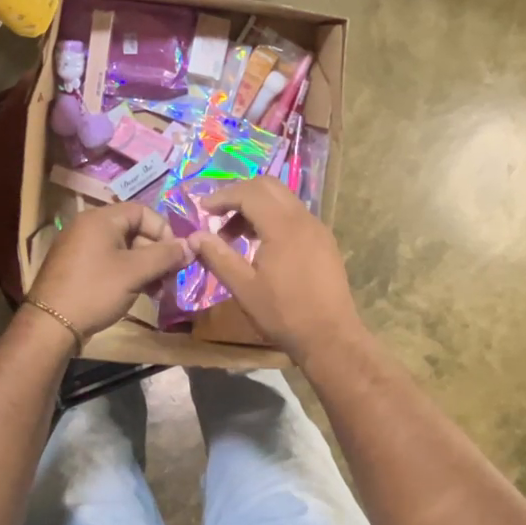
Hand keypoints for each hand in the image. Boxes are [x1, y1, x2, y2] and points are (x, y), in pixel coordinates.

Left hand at [29, 203, 193, 339]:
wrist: (50, 325)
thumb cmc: (95, 290)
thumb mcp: (135, 272)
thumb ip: (165, 256)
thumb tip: (191, 246)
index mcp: (100, 219)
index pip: (142, 211)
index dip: (164, 230)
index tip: (175, 256)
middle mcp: (88, 227)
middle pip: (134, 230)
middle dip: (156, 253)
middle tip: (169, 278)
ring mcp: (80, 248)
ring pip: (124, 249)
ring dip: (145, 267)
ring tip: (157, 291)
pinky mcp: (77, 268)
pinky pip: (110, 262)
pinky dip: (128, 274)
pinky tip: (139, 293)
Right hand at [185, 177, 364, 362]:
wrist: (331, 337)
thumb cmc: (284, 314)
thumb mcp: (244, 288)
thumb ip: (218, 257)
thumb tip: (194, 236)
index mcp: (283, 226)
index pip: (249, 193)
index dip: (222, 196)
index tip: (203, 210)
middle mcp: (304, 218)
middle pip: (268, 186)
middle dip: (239, 195)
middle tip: (217, 216)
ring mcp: (318, 228)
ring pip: (283, 200)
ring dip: (257, 207)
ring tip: (235, 235)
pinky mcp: (325, 241)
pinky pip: (295, 215)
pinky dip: (274, 218)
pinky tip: (262, 245)